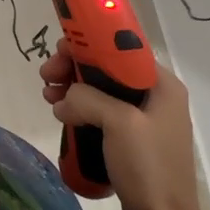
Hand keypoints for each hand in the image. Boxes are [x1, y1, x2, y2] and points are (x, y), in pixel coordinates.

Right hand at [40, 40, 200, 209]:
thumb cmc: (149, 166)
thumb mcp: (118, 123)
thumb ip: (87, 98)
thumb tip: (63, 100)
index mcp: (161, 84)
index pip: (120, 48)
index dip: (87, 44)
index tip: (60, 51)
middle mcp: (154, 95)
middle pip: (106, 67)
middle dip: (73, 68)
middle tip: (47, 76)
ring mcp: (143, 119)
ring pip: (99, 89)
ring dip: (71, 89)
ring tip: (49, 97)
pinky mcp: (131, 140)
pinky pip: (101, 112)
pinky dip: (79, 109)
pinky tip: (61, 115)